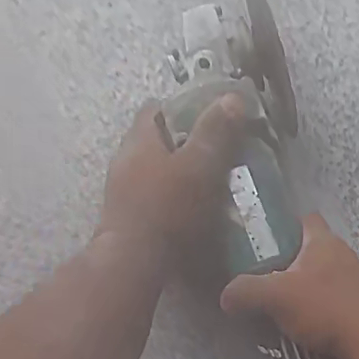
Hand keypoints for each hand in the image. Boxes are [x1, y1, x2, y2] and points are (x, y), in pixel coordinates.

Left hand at [93, 94, 244, 273]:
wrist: (136, 260)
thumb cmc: (168, 209)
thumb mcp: (199, 168)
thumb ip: (215, 134)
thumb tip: (234, 98)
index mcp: (140, 140)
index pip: (157, 109)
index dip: (184, 109)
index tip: (212, 121)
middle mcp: (126, 160)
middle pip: (158, 142)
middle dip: (186, 147)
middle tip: (219, 160)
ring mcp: (124, 192)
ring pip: (156, 173)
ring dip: (181, 178)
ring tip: (213, 192)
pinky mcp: (130, 219)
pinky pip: (156, 200)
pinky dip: (176, 203)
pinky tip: (195, 218)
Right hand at [219, 214, 358, 358]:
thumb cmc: (326, 310)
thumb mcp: (276, 297)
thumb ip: (246, 292)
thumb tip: (227, 297)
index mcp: (325, 242)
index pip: (305, 219)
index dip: (284, 224)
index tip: (265, 238)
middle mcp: (346, 258)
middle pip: (314, 253)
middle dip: (292, 265)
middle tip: (268, 281)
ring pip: (327, 281)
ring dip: (308, 293)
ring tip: (285, 311)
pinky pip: (338, 305)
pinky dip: (323, 314)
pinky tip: (309, 331)